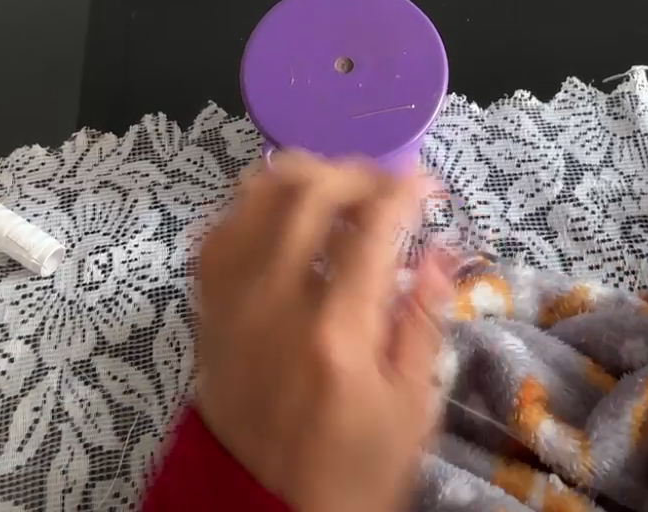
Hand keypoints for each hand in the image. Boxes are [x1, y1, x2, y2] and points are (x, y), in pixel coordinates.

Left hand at [192, 150, 451, 511]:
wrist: (260, 509)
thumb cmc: (349, 465)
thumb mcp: (409, 408)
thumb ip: (424, 320)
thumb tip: (440, 250)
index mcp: (336, 331)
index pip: (369, 226)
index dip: (403, 190)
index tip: (425, 185)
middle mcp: (275, 300)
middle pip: (310, 192)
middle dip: (356, 171)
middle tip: (384, 182)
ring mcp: (232, 297)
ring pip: (258, 193)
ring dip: (305, 173)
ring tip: (337, 184)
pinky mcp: (207, 303)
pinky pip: (223, 223)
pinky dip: (257, 200)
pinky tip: (285, 209)